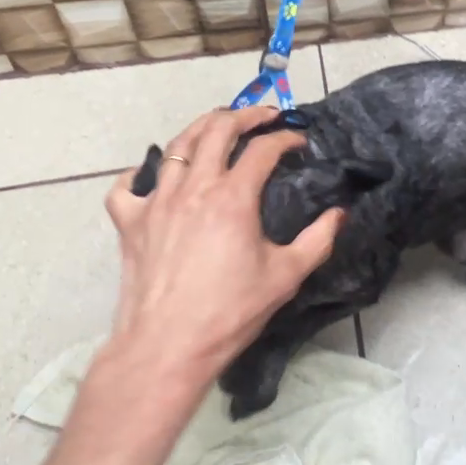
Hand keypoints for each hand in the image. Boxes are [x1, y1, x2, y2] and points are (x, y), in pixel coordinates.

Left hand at [104, 106, 345, 382]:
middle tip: (263, 117)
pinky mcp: (129, 222)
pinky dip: (140, 174)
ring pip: (176, 146)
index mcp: (233, 197)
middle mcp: (193, 188)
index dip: (285, 138)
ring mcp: (156, 201)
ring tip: (217, 126)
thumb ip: (318, 240)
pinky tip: (153, 177)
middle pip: (217, 129)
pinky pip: (127, 186)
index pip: (263, 149)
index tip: (299, 142)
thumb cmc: (229, 313)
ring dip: (201, 128)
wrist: (165, 349)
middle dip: (244, 115)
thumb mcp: (286, 277)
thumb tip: (339, 214)